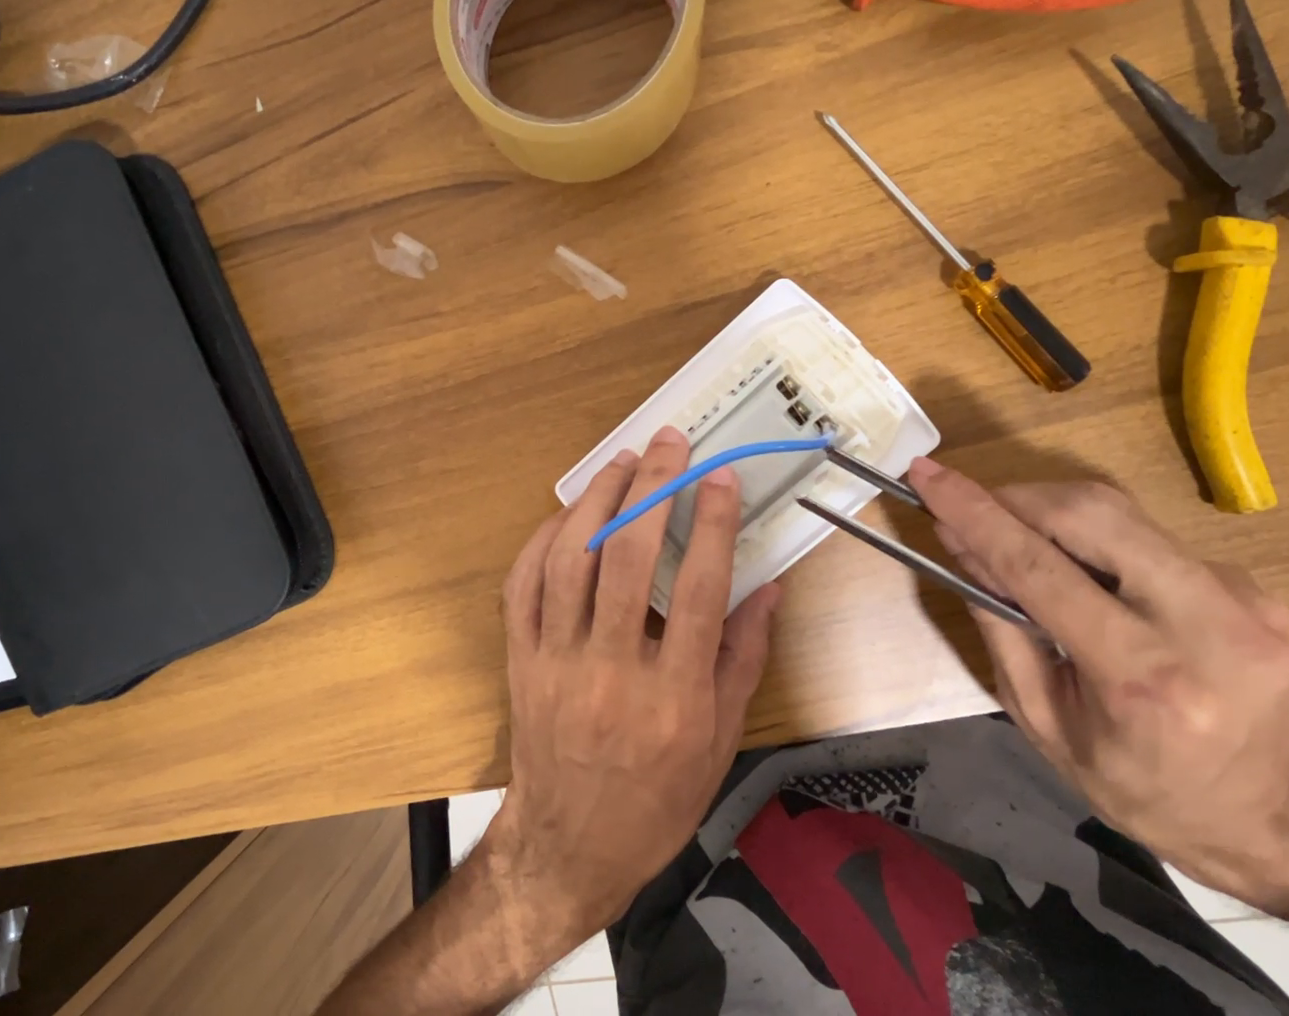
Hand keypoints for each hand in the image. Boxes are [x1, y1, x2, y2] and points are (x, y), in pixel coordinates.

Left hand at [483, 425, 782, 947]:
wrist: (572, 844)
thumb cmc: (658, 799)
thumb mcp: (720, 742)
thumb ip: (743, 659)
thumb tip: (768, 587)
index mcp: (675, 696)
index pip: (698, 589)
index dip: (711, 522)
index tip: (719, 475)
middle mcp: (612, 670)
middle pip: (627, 558)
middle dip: (650, 488)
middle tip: (668, 444)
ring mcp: (557, 662)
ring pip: (569, 561)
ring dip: (594, 500)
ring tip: (620, 462)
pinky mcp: (520, 661)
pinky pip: (523, 588)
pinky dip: (542, 542)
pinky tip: (567, 514)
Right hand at [908, 457, 1288, 909]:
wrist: (1271, 818)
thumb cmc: (1134, 784)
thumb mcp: (1042, 719)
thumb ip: (1003, 627)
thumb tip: (964, 548)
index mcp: (1142, 677)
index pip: (1039, 568)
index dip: (974, 513)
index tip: (925, 475)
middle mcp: (1207, 625)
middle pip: (1093, 515)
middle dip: (1016, 498)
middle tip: (967, 505)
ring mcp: (1246, 600)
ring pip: (1125, 515)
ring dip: (1052, 513)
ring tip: (1012, 537)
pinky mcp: (1259, 588)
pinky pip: (1153, 541)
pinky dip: (1098, 543)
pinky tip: (1082, 576)